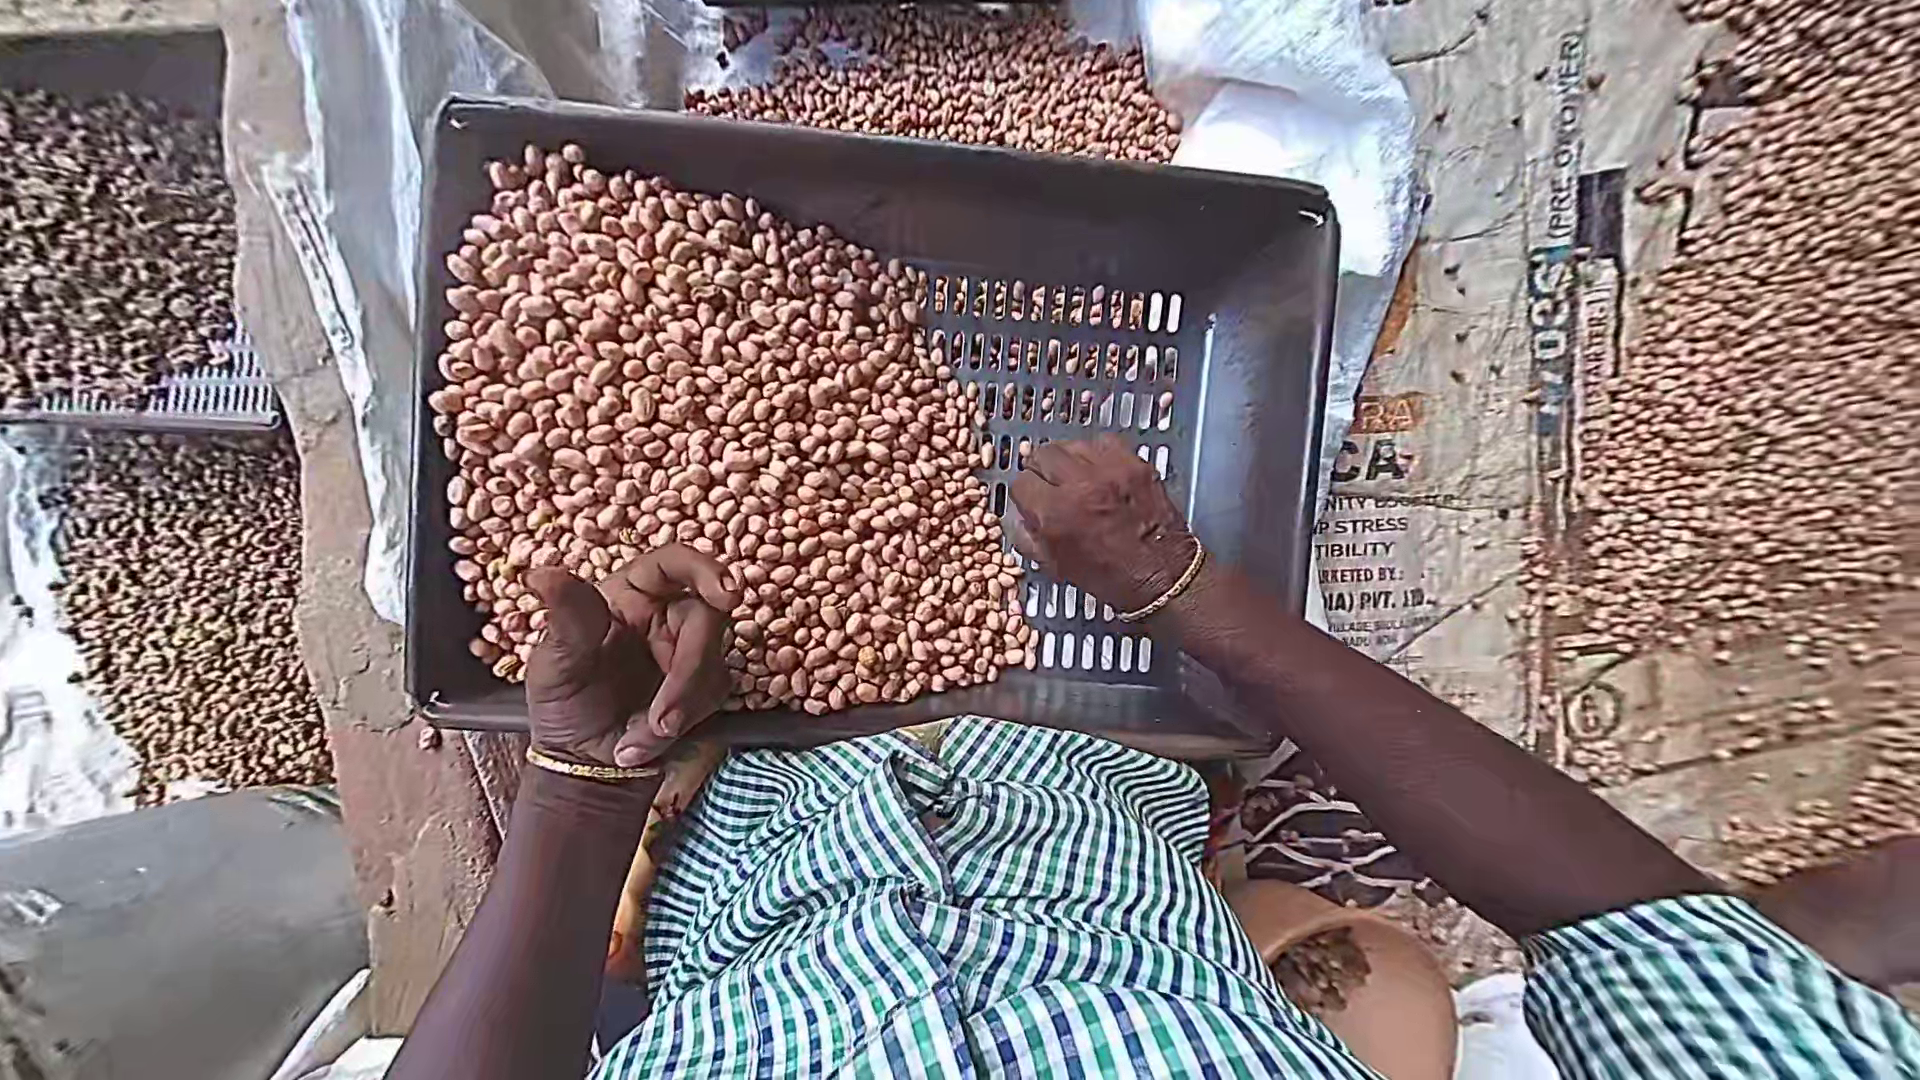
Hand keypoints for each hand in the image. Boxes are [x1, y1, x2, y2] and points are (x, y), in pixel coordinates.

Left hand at [524, 545, 741, 768]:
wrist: (584, 761)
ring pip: (714, 658)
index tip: (727, 597)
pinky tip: (647, 740)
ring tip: (637, 739)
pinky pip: (714, 691)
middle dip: (690, 668)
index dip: (706, 571)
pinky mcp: (707, 680)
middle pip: (708, 616)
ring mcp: (691, 647)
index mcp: (634, 593)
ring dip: (683, 703)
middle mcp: (669, 613)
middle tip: (663, 718)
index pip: (676, 563)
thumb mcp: (556, 662)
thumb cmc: (565, 703)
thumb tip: (542, 574)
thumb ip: (566, 616)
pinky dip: (685, 720)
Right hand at [1008, 434, 1197, 612]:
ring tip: (1074, 476)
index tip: (1032, 500)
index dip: (1025, 494)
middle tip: (1050, 485)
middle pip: (1042, 455)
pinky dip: (1096, 454)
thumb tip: (1018, 515)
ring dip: (1066, 460)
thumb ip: (1027, 535)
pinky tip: (1099, 471)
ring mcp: (1109, 471)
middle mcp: (1079, 486)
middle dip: (1041, 471)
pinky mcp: (1134, 464)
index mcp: (1054, 514)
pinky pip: (1103, 443)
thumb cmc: (1108, 577)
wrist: (1162, 576)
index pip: (1021, 483)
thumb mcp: (1054, 565)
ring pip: (1070, 445)